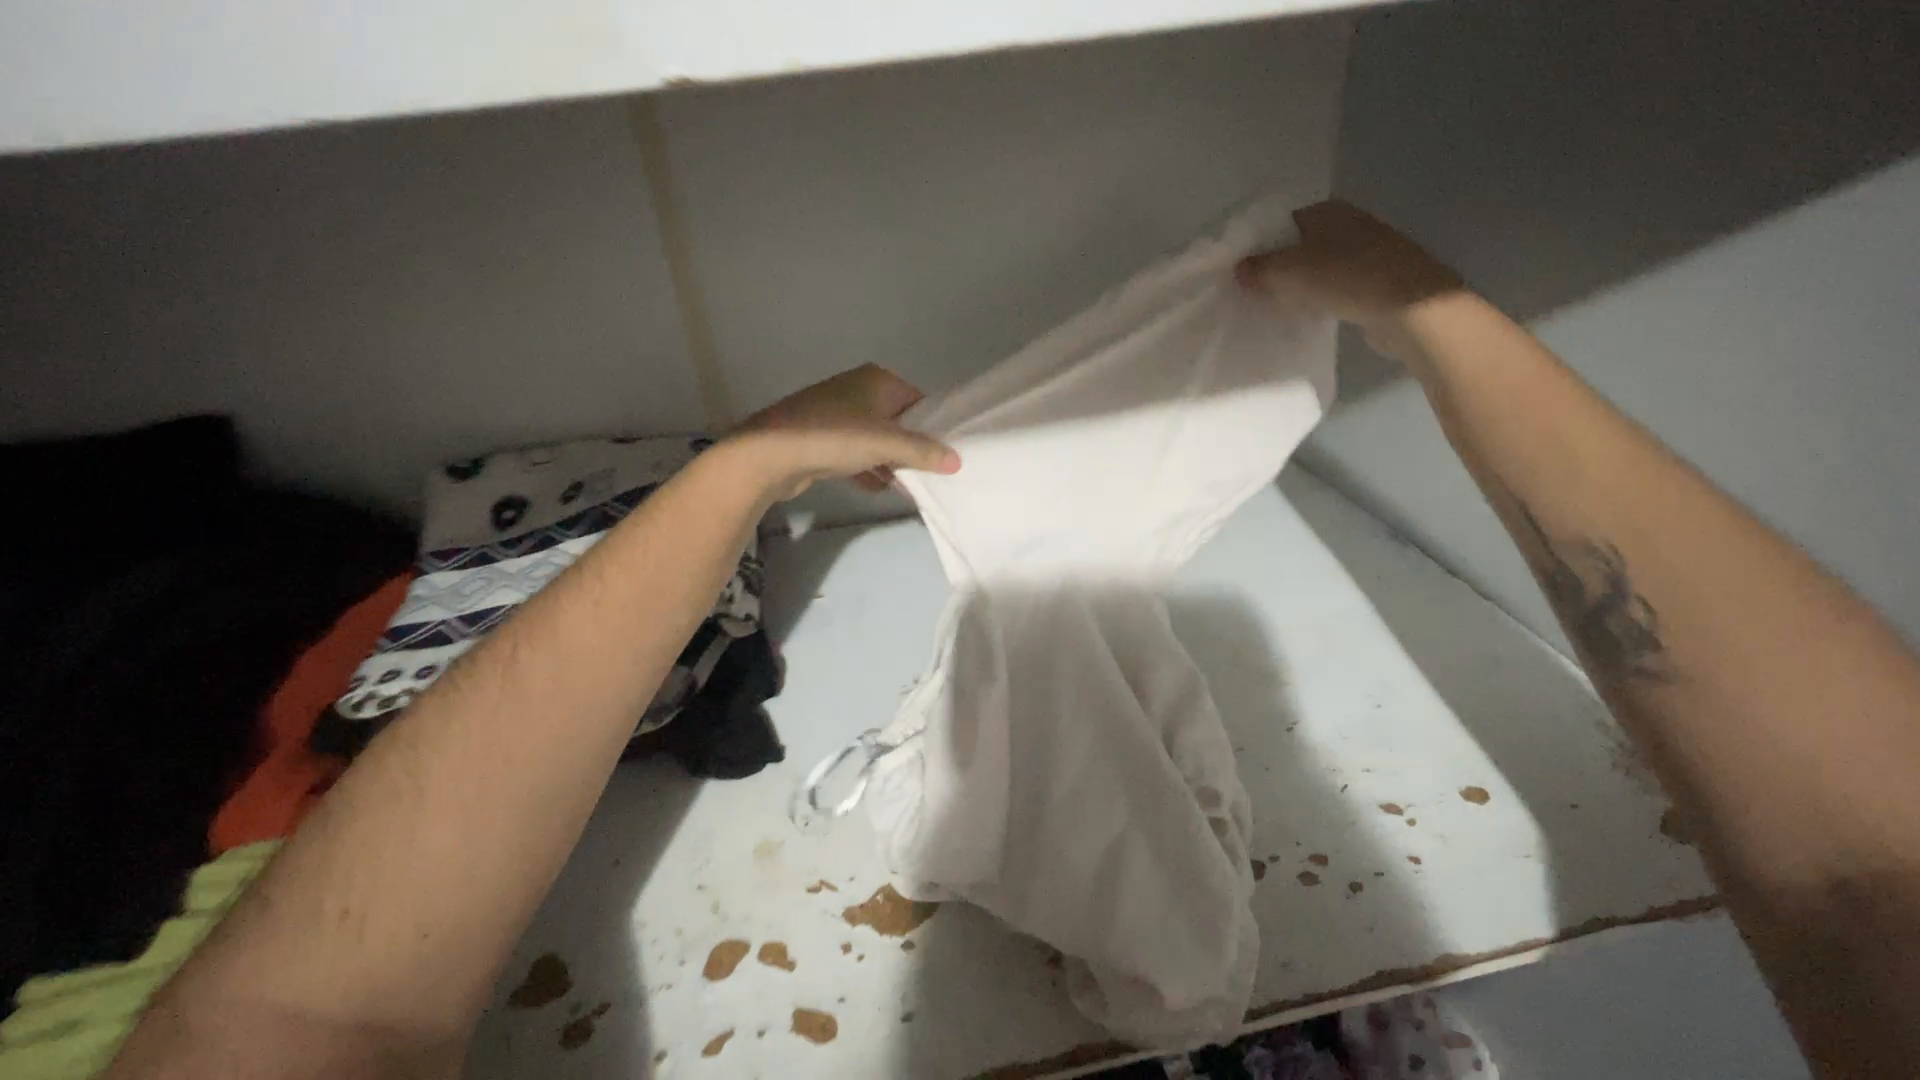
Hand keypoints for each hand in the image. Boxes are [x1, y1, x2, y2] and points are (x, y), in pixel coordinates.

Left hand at [726, 364, 960, 500]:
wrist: (769, 454)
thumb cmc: (834, 437)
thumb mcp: (886, 444)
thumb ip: (923, 452)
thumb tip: (957, 461)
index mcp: (876, 380)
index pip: (918, 400)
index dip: (934, 426)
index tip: (949, 453)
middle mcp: (857, 391)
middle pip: (897, 422)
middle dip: (913, 449)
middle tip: (933, 475)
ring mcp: (836, 416)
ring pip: (875, 441)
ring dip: (890, 464)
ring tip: (911, 488)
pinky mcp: (820, 441)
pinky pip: (854, 455)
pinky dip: (868, 470)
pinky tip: (880, 490)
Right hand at [1235, 200, 1463, 362]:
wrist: (1411, 308)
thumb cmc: (1347, 278)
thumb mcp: (1291, 271)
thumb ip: (1260, 269)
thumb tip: (1238, 269)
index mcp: (1329, 211)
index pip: (1283, 222)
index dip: (1260, 244)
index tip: (1241, 271)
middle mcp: (1350, 224)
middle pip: (1301, 245)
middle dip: (1279, 266)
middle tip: (1252, 292)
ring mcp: (1367, 253)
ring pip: (1319, 267)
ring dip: (1300, 285)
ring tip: (1274, 306)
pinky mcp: (1378, 282)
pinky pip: (1337, 288)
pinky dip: (1320, 299)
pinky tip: (1307, 316)